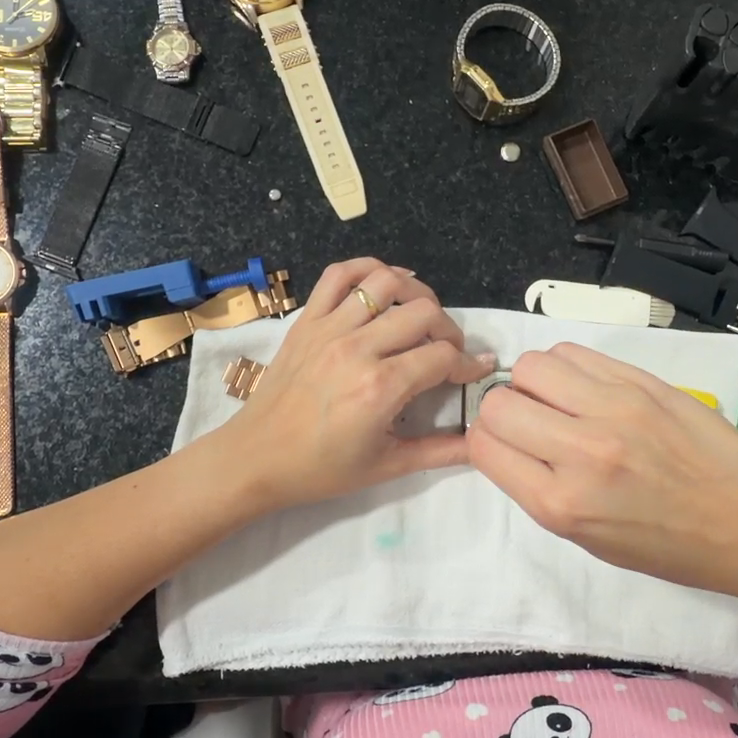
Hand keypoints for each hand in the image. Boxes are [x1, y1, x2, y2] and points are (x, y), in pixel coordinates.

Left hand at [208, 258, 494, 510]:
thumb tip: (482, 444)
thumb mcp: (387, 466)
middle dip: (449, 330)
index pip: (442, 357)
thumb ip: (440, 452)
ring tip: (421, 315)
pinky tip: (383, 284)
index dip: (468, 364)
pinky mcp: (307, 320)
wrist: (256, 459)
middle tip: (447, 352)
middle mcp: (358, 348)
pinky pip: (339, 275)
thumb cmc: (321, 469)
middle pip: (424, 312)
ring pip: (386, 282)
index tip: (476, 372)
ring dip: (416, 293)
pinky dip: (367, 269)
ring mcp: (329, 328)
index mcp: (380, 387)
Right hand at [466, 343, 737, 598]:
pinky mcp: (643, 382)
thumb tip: (507, 441)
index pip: (483, 445)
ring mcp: (615, 409)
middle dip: (503, 413)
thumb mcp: (587, 539)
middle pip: (500, 402)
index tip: (505, 448)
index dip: (486, 443)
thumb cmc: (667, 548)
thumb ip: (539, 487)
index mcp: (561, 504)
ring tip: (559, 404)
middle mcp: (581, 451)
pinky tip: (587, 391)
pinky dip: (567, 368)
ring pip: (532, 366)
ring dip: (533, 384)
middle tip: (532, 427)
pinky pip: (575, 353)